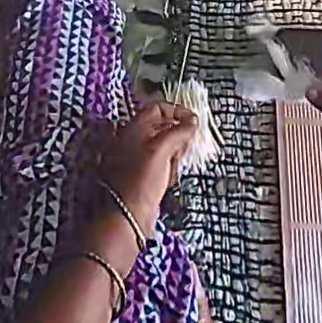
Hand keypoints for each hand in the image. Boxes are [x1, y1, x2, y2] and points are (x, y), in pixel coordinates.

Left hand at [100, 101, 199, 225]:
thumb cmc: (141, 179)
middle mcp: (134, 140)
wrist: (128, 214)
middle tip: (184, 148)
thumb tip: (192, 121)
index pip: (158, 108)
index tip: (194, 122)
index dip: (177, 111)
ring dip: (174, 154)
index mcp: (133, 128)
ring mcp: (138, 158)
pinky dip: (169, 168)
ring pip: (165, 146)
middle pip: (163, 126)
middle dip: (178, 135)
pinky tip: (169, 178)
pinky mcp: (144, 175)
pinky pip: (163, 163)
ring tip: (174, 166)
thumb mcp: (161, 150)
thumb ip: (178, 132)